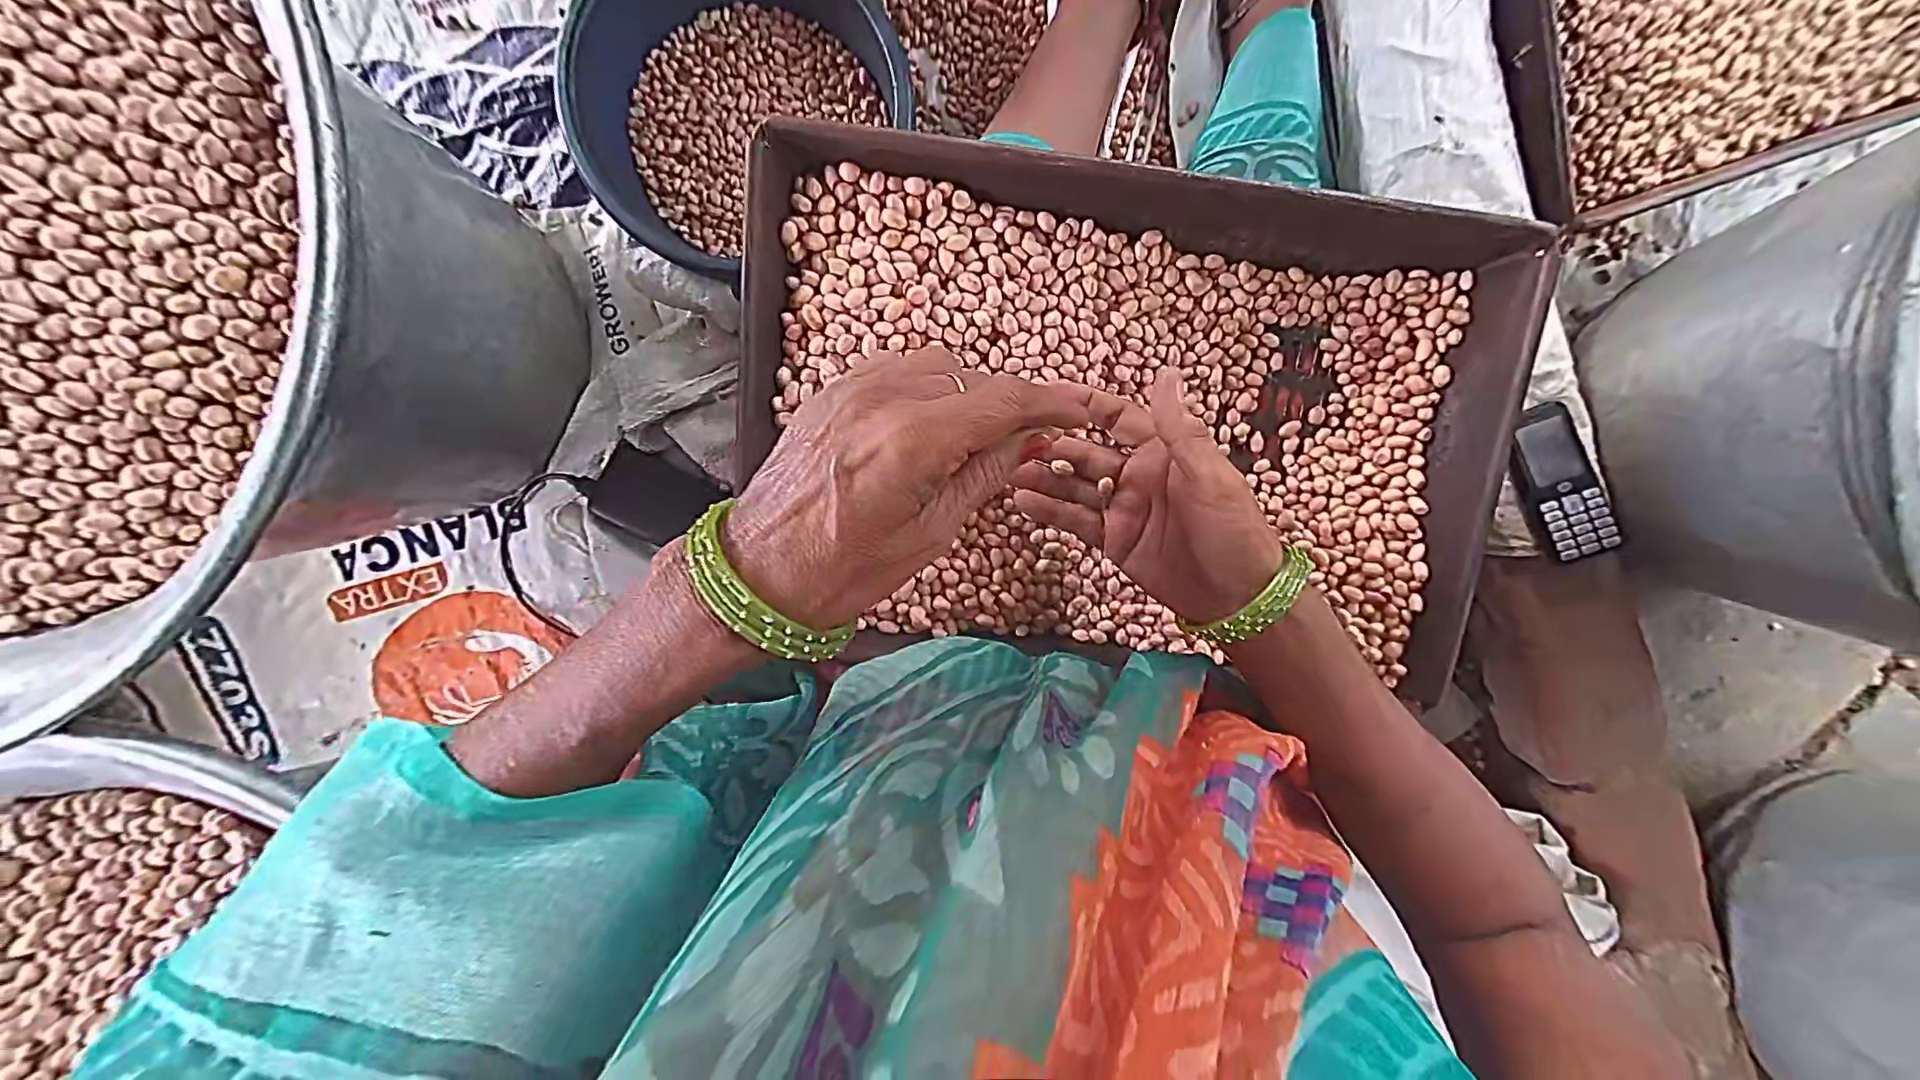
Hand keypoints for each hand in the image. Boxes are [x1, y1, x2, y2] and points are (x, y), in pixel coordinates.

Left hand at [724, 345, 1097, 628]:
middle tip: (1022, 442)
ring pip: (938, 365)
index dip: (1051, 402)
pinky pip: (898, 369)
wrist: (761, 569)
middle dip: (1007, 405)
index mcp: (911, 440)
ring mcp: (850, 388)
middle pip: (974, 377)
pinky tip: (929, 423)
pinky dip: (928, 388)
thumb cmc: (845, 569)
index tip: (1079, 408)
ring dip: (967, 394)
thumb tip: (1029, 439)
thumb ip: (984, 474)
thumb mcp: (931, 533)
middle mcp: (881, 398)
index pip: (1003, 400)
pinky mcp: (831, 391)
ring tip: (970, 439)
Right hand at [1011, 369, 1283, 623]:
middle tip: (1018, 444)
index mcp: (1162, 453)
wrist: (1236, 597)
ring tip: (1012, 472)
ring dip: (1045, 478)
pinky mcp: (1113, 539)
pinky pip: (1076, 521)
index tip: (1049, 394)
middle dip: (1053, 446)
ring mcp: (1122, 509)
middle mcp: (1137, 476)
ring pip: (1075, 487)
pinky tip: (1025, 503)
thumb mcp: (1209, 474)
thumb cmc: (1233, 530)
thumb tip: (1167, 375)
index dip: (1085, 404)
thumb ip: (1180, 429)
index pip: (1118, 419)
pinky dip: (1051, 512)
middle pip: (1086, 453)